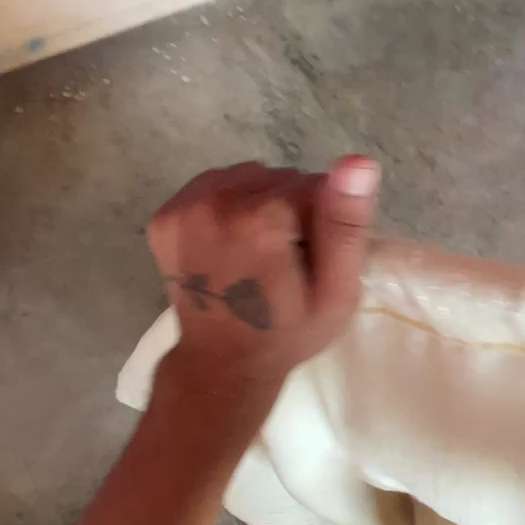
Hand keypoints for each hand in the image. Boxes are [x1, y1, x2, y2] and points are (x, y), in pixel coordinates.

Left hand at [145, 157, 380, 391]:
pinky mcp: (165, 214)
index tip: (314, 259)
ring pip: (250, 175)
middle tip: (288, 258)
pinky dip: (230, 204)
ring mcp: (185, 208)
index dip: (324, 220)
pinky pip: (216, 184)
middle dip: (293, 209)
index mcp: (263, 220)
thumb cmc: (287, 332)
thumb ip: (346, 224)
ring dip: (262, 203)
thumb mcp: (336, 291)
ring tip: (260, 249)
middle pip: (281, 177)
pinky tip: (233, 240)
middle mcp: (218, 203)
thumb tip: (358, 162)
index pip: (317, 185)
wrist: (222, 362)